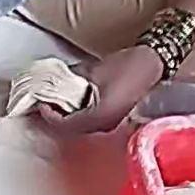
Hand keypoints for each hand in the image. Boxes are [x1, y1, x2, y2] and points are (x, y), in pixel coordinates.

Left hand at [37, 45, 164, 134]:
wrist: (152, 64)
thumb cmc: (125, 65)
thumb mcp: (93, 71)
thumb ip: (71, 80)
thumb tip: (54, 83)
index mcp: (98, 116)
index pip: (65, 124)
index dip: (50, 116)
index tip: (42, 103)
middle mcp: (102, 126)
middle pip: (70, 130)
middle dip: (55, 118)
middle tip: (46, 104)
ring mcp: (108, 125)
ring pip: (78, 129)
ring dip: (65, 119)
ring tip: (56, 104)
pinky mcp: (111, 120)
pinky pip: (88, 124)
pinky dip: (76, 117)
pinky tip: (73, 105)